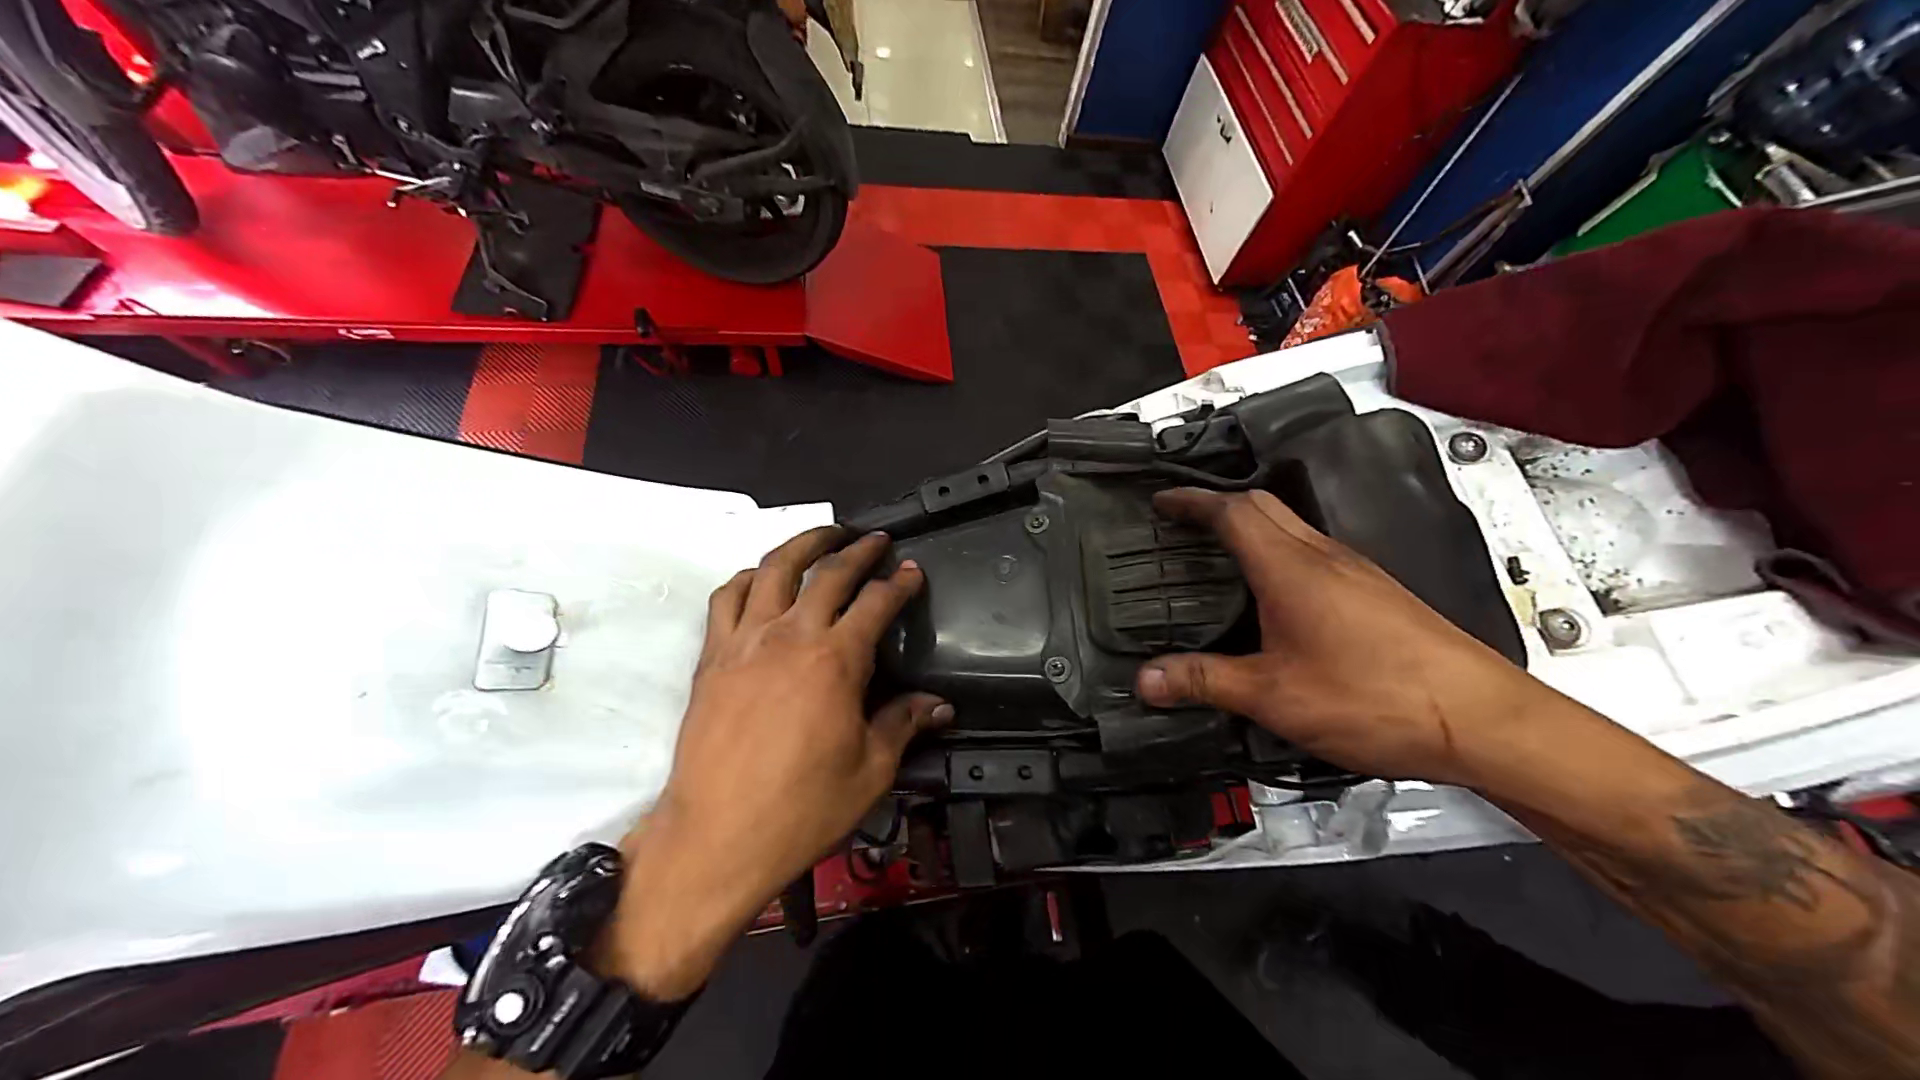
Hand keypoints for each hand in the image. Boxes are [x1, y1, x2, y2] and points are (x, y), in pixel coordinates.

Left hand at [593, 527, 946, 998]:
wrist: (717, 837)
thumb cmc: (801, 808)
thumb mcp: (871, 770)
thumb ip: (903, 724)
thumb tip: (938, 706)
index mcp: (836, 661)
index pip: (876, 603)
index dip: (899, 583)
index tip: (911, 572)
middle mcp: (790, 637)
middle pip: (829, 573)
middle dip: (858, 550)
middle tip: (875, 541)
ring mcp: (745, 642)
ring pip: (774, 569)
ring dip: (802, 545)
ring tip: (822, 536)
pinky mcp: (712, 657)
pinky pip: (727, 598)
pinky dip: (748, 577)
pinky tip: (760, 578)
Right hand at [1135, 488, 1560, 785]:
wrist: (1484, 722)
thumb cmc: (1384, 700)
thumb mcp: (1274, 696)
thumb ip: (1205, 682)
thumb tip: (1150, 679)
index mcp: (1292, 570)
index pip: (1232, 512)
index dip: (1191, 502)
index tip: (1164, 502)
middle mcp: (1326, 559)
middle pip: (1264, 506)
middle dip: (1218, 505)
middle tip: (1185, 521)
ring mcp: (1357, 573)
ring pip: (1292, 528)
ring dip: (1251, 528)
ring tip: (1219, 553)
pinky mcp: (1377, 595)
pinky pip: (1316, 555)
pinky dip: (1280, 556)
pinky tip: (1275, 596)